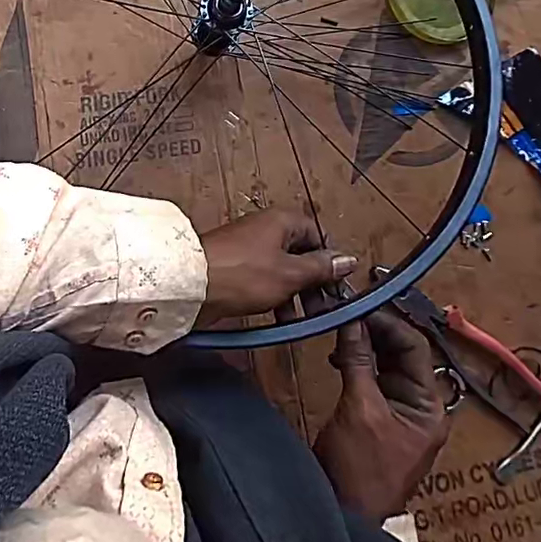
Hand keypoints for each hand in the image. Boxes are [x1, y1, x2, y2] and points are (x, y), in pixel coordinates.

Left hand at [195, 209, 355, 326]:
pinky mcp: (236, 268)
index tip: (338, 285)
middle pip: (301, 253)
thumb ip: (320, 268)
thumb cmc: (240, 273)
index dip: (330, 260)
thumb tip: (346, 260)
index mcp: (281, 221)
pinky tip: (279, 317)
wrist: (194, 286)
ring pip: (284, 270)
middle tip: (323, 308)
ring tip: (302, 320)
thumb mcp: (290, 274)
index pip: (317, 235)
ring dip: (296, 295)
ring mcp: (249, 248)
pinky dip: (276, 297)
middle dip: (314, 282)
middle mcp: (265, 230)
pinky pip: (265, 280)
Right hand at [312, 308, 449, 520]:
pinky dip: (353, 356)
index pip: (414, 347)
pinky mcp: (375, 409)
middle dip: (373, 327)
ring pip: (383, 358)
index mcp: (428, 405)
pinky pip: (369, 371)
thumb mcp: (360, 408)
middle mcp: (418, 401)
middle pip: (400, 350)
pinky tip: (336, 351)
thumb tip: (349, 317)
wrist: (346, 510)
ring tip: (337, 325)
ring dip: (361, 340)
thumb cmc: (362, 468)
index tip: (357, 304)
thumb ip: (356, 359)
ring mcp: (397, 406)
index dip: (387, 322)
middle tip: (343, 308)